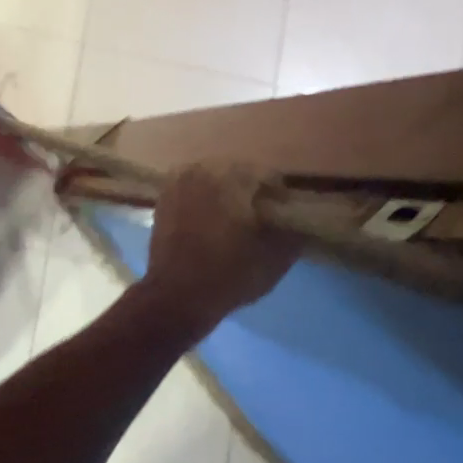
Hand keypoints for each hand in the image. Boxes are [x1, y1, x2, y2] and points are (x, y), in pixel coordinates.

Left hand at [140, 163, 300, 332]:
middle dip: (251, 191)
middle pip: (238, 172)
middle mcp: (203, 169)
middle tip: (259, 218)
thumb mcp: (276, 258)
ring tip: (233, 219)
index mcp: (232, 177)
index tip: (283, 216)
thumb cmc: (230, 275)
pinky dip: (204, 198)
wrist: (177, 294)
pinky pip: (192, 187)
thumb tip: (298, 217)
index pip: (267, 175)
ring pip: (213, 176)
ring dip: (226, 192)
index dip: (279, 196)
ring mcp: (178, 180)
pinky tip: (209, 219)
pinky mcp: (164, 195)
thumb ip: (293, 230)